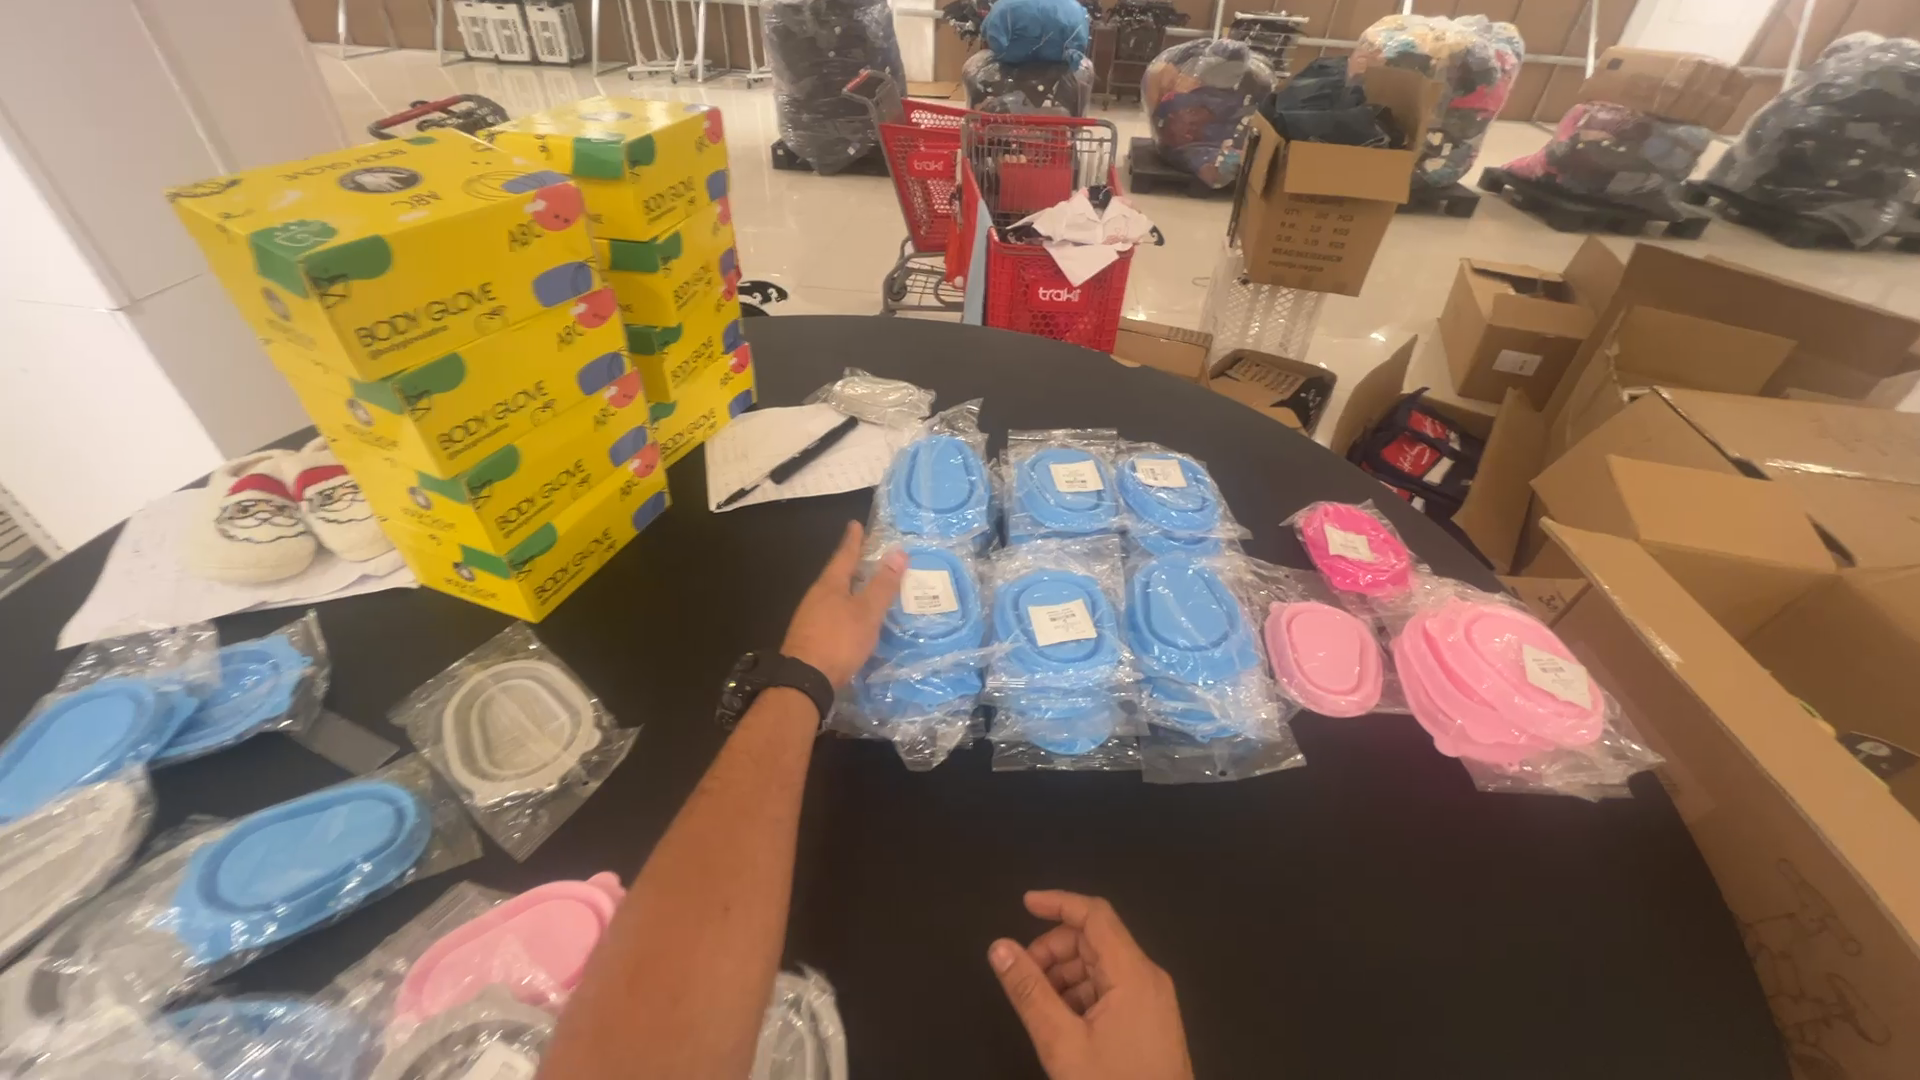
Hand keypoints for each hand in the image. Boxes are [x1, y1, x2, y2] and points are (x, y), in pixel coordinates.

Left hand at [781, 521, 906, 686]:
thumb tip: (899, 552)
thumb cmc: (839, 640)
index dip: (853, 540)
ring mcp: (810, 617)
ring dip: (849, 588)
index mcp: (830, 585)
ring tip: (864, 586)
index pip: (844, 555)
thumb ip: (883, 585)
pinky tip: (853, 618)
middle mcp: (817, 596)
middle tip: (866, 555)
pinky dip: (845, 608)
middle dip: (851, 564)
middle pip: (837, 574)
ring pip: (833, 594)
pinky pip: (831, 612)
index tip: (855, 524)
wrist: (805, 679)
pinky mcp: (810, 636)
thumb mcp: (867, 612)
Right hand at [989, 891, 1193, 1079]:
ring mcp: (1153, 1002)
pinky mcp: (1151, 1024)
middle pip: (1095, 940)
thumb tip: (999, 947)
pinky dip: (1082, 994)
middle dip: (1055, 949)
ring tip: (1040, 1007)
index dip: (1059, 902)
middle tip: (1024, 977)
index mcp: (1133, 973)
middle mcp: (1148, 978)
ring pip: (1101, 966)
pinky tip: (1063, 1024)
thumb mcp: (1062, 1044)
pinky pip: (1112, 989)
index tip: (1024, 905)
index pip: (1095, 914)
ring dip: (1066, 974)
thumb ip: (1029, 991)